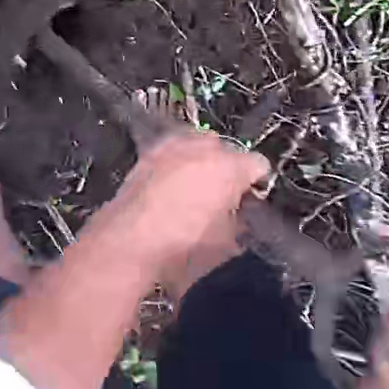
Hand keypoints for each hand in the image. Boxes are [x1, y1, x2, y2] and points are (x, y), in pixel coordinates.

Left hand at [111, 130, 267, 260]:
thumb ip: (239, 221)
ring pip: (198, 143)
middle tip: (223, 194)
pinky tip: (171, 181)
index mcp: (230, 167)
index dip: (256, 183)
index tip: (251, 198)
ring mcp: (174, 145)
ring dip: (201, 160)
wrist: (130, 240)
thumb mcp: (225, 244)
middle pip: (227, 149)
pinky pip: (172, 149)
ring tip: (195, 186)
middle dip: (228, 168)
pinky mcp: (149, 151)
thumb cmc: (183, 245)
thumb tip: (237, 214)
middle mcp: (203, 147)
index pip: (258, 164)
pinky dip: (176, 160)